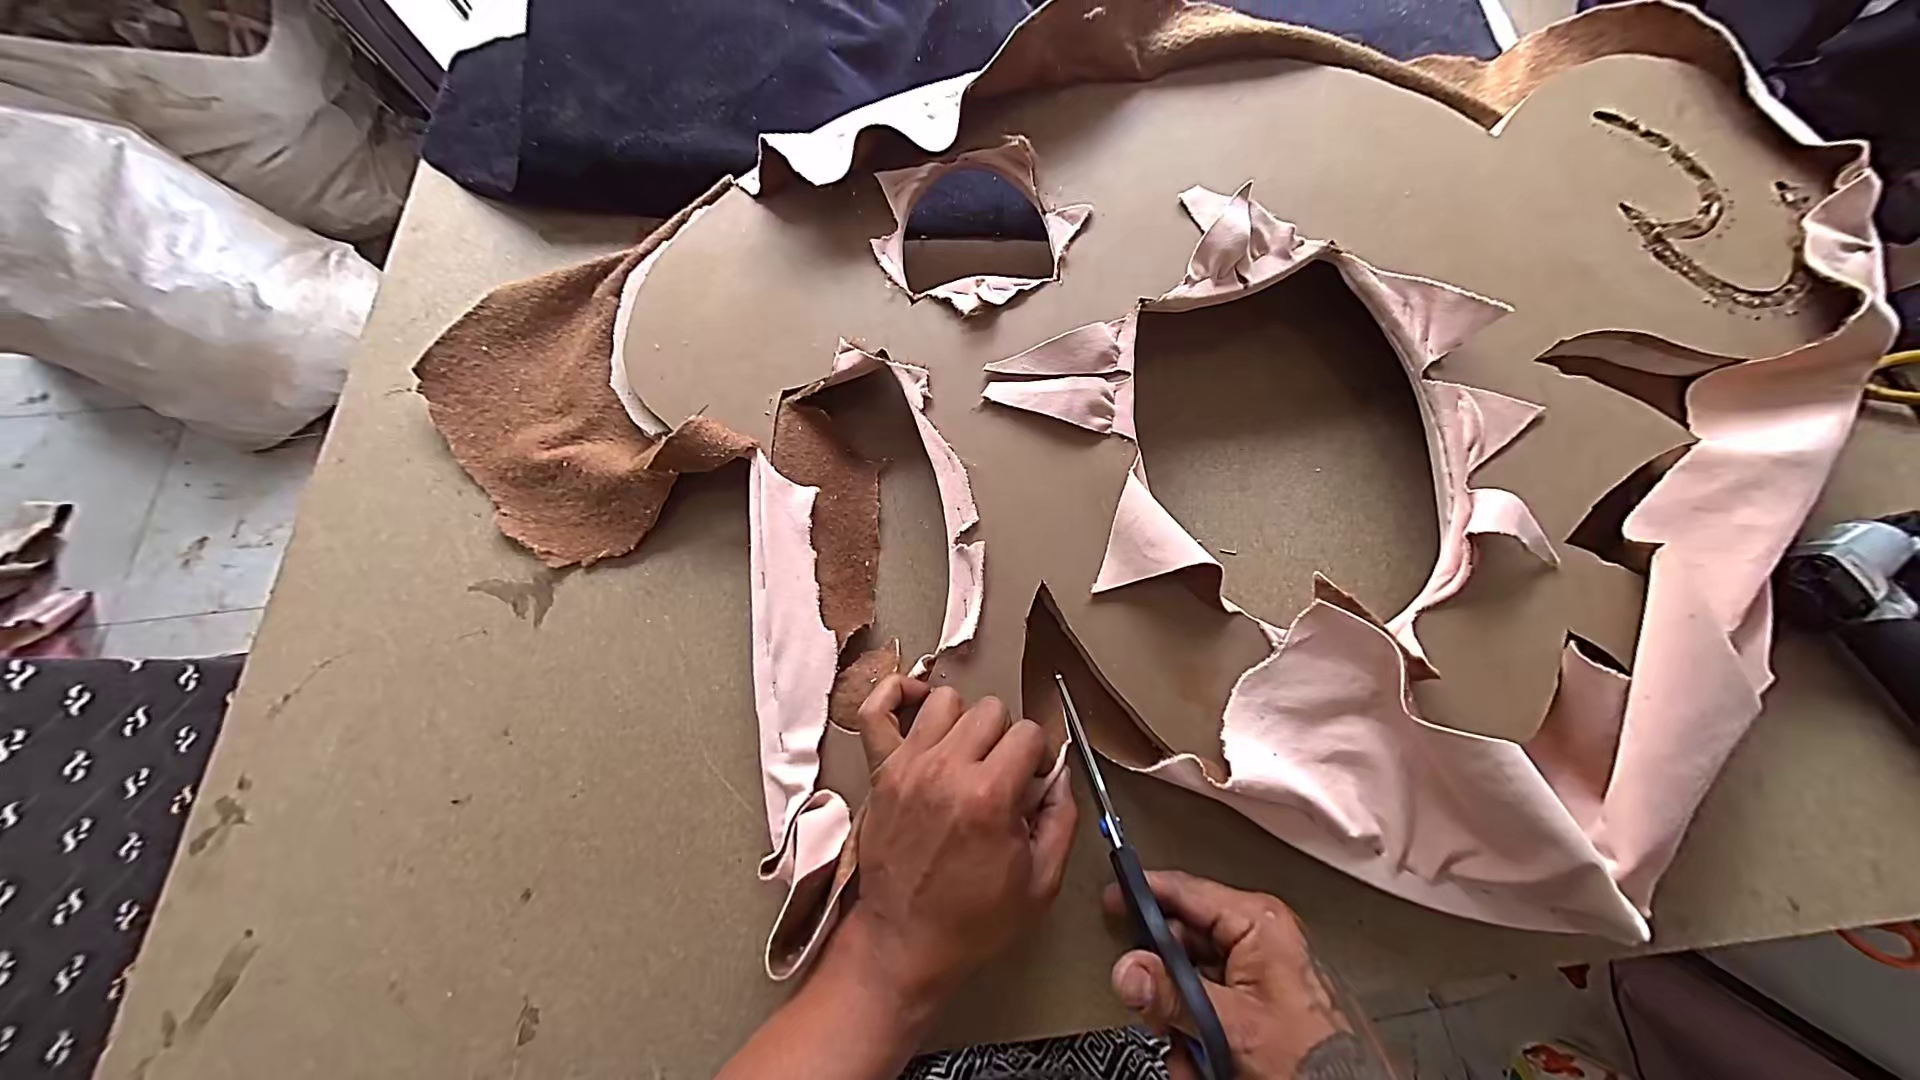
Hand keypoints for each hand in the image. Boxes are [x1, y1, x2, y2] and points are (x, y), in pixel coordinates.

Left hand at [831, 676, 1076, 1012]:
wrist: (904, 942)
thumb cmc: (971, 919)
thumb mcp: (1041, 882)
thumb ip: (1062, 818)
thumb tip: (1060, 774)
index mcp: (989, 796)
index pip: (1028, 733)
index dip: (1038, 755)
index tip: (1032, 777)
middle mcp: (946, 770)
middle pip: (991, 710)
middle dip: (1006, 737)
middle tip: (1001, 769)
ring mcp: (908, 765)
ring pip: (945, 701)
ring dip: (963, 720)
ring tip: (965, 750)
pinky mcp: (880, 770)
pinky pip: (877, 710)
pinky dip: (896, 694)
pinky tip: (917, 704)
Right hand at [1106, 872, 1395, 1079]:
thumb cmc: (1318, 1067)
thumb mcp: (1235, 1029)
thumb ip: (1174, 996)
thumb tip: (1127, 969)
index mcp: (1257, 921)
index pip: (1183, 889)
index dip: (1142, 893)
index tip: (1111, 899)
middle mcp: (1255, 935)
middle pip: (1181, 937)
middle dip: (1164, 982)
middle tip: (1151, 1007)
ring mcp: (1254, 968)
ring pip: (1189, 975)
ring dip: (1179, 1018)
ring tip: (1190, 1053)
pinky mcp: (1254, 998)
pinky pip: (1206, 1000)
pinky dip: (1196, 1032)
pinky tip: (1204, 1062)